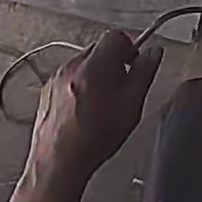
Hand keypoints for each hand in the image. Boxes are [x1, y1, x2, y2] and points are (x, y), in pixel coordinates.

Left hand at [25, 30, 161, 199]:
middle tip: (121, 85)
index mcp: (95, 67)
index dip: (130, 48)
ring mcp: (57, 78)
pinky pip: (70, 76)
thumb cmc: (93, 139)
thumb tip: (153, 53)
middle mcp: (72, 67)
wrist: (58, 165)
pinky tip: (86, 109)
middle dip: (113, 61)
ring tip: (103, 101)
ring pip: (85, 62)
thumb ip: (144, 73)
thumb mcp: (131, 106)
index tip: (134, 63)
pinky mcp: (47, 91)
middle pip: (100, 47)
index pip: (116, 36)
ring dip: (97, 73)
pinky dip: (80, 85)